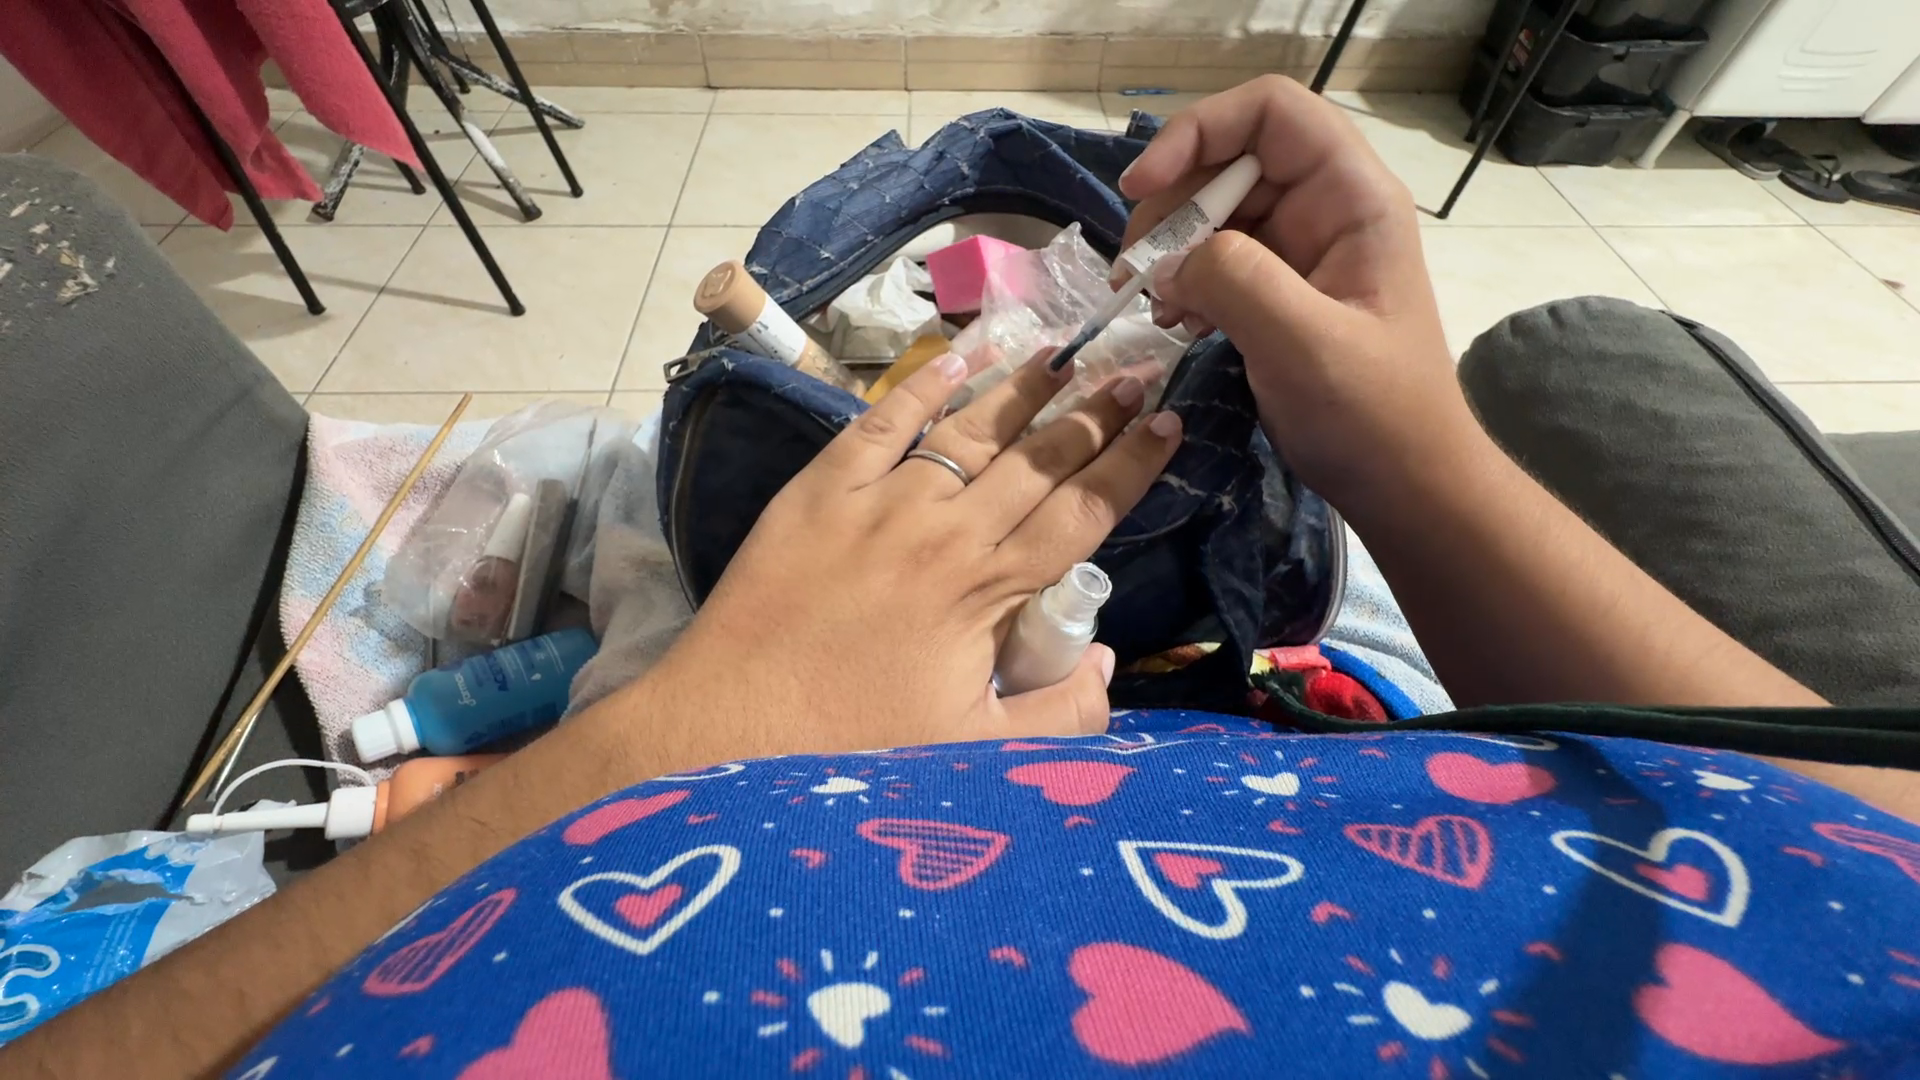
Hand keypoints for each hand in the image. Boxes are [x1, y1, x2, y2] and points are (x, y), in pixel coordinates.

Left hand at [639, 350, 1183, 757]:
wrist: (730, 721)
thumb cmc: (854, 744)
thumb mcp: (975, 752)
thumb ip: (1059, 714)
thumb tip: (1106, 662)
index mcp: (986, 589)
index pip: (1081, 512)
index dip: (1131, 465)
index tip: (1170, 421)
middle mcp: (942, 529)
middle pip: (1036, 460)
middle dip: (1093, 414)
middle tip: (1133, 369)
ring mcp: (879, 501)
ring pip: (968, 431)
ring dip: (1021, 390)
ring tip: (1064, 355)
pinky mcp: (821, 489)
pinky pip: (882, 424)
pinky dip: (922, 388)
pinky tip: (958, 357)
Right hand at [1118, 76, 1481, 512]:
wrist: (1399, 480)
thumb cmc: (1370, 412)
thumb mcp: (1301, 342)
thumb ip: (1234, 281)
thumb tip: (1167, 265)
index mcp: (1349, 198)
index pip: (1269, 115)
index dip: (1197, 133)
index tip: (1138, 189)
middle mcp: (1322, 212)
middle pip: (1228, 166)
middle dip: (1170, 209)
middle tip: (1131, 273)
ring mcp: (1297, 257)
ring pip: (1212, 221)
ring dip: (1168, 255)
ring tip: (1148, 306)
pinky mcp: (1275, 298)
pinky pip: (1213, 268)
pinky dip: (1181, 289)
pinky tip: (1172, 325)